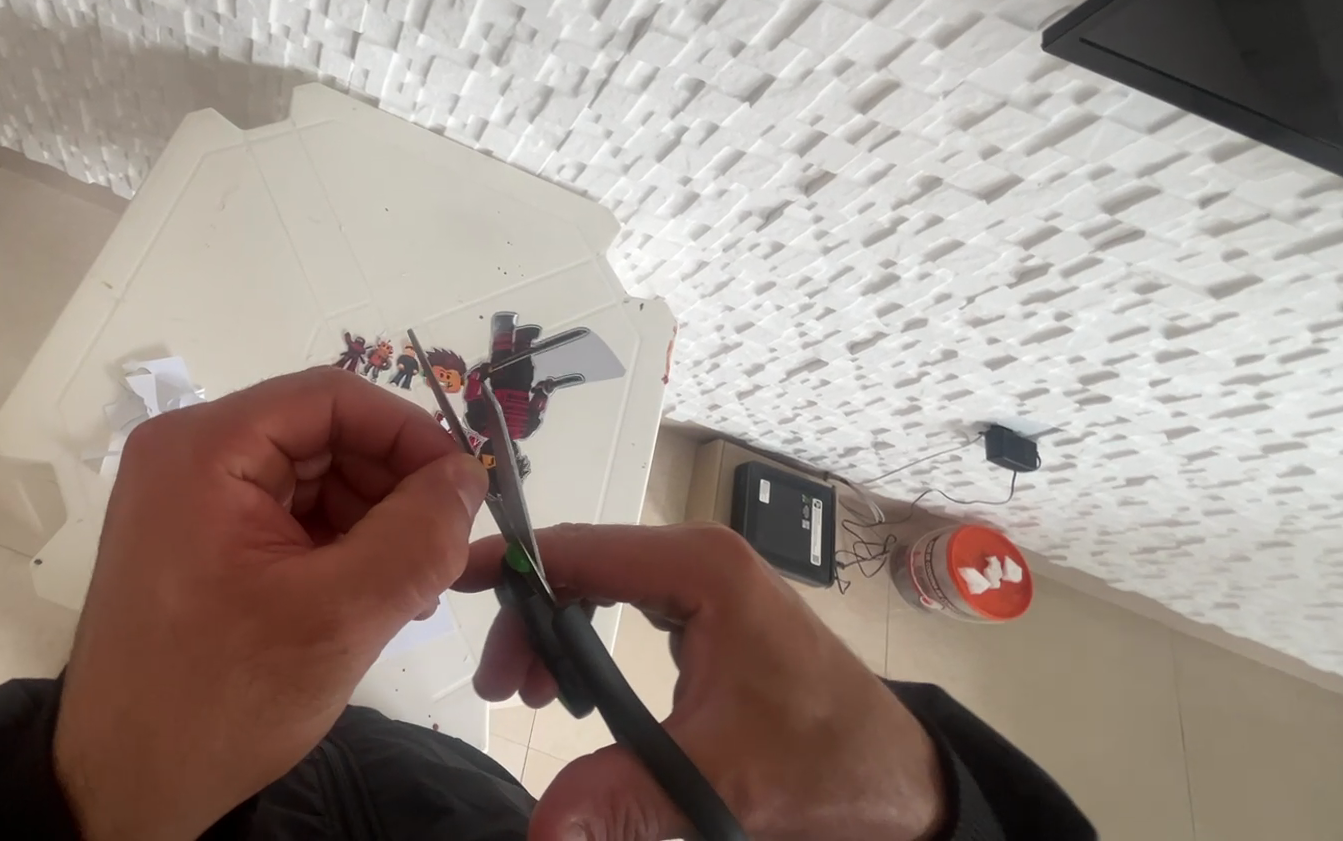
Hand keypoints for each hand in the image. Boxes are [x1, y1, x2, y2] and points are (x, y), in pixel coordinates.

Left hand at [54, 368, 487, 839]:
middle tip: (441, 547)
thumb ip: (418, 536)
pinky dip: (340, 541)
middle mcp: (191, 452)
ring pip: (314, 473)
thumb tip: (468, 473)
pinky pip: (290, 510)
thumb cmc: (219, 700)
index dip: (406, 431)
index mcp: (205, 447)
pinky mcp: (202, 531)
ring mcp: (193, 492)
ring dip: (372, 519)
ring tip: (409, 585)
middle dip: (391, 486)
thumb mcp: (339, 616)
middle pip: (322, 434)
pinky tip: (369, 592)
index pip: (330, 398)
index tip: (461, 484)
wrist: (120, 789)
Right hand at [458, 524, 945, 840]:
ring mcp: (700, 575)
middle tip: (501, 686)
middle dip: (531, 617)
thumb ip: (626, 799)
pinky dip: (584, 634)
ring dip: (554, 630)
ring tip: (528, 692)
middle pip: (582, 564)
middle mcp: (695, 555)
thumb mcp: (724, 782)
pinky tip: (571, 683)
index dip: (515, 562)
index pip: (583, 550)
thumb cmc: (827, 766)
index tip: (456, 579)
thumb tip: (541, 832)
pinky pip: (620, 599)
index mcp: (700, 569)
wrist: (906, 783)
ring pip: (596, 581)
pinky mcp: (703, 601)